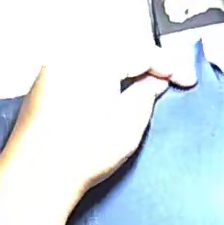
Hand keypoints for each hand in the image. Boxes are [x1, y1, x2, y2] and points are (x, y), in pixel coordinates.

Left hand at [0, 52, 197, 200]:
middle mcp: (70, 54)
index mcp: (95, 56)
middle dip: (146, 64)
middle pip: (119, 49)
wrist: (38, 175)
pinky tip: (111, 98)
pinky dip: (101, 79)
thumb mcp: (130, 122)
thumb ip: (148, 93)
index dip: (170, 66)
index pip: (142, 52)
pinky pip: (81, 72)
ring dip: (123, 71)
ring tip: (143, 90)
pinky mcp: (43, 87)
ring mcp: (52, 69)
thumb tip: (155, 82)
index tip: (186, 80)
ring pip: (99, 60)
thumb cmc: (80, 151)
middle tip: (167, 81)